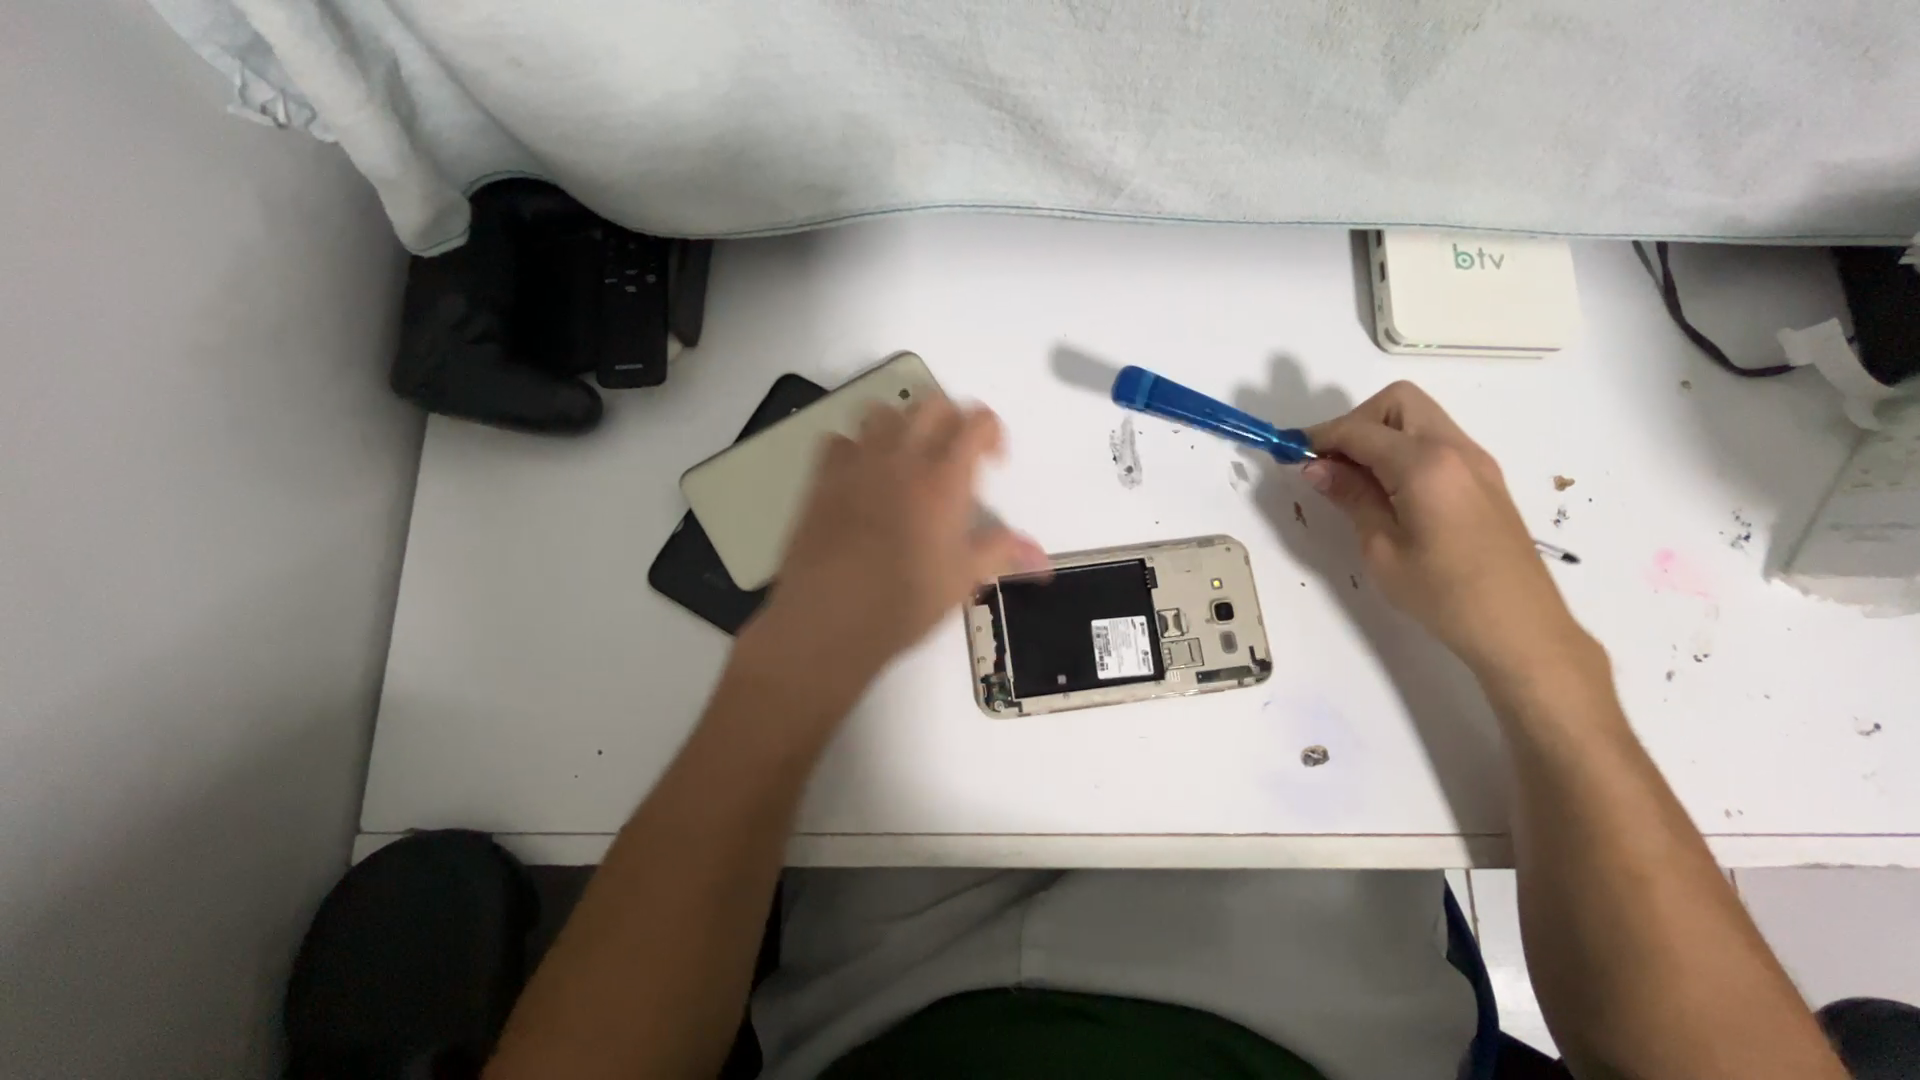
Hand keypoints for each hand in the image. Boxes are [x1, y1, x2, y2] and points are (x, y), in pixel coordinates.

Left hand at [740, 398, 1047, 690]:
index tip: (993, 462)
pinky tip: (863, 476)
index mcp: (944, 479)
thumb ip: (1000, 552)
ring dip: (903, 425)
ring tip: (908, 459)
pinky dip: (857, 446)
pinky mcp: (821, 478)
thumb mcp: (963, 579)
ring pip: (884, 411)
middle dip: (952, 420)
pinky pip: (840, 439)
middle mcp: (902, 458)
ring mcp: (857, 464)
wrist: (828, 620)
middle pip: (932, 404)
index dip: (992, 431)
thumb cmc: (905, 603)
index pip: (976, 421)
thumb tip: (1040, 556)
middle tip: (956, 456)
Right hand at [1304, 382, 1585, 677]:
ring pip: (1419, 418)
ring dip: (1380, 434)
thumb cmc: (1443, 594)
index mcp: (1425, 465)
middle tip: (1330, 464)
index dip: (1320, 438)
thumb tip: (1317, 467)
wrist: (1519, 627)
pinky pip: (1436, 441)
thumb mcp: (1381, 549)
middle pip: (1397, 403)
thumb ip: (1351, 497)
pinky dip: (1404, 449)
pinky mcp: (1484, 478)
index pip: (1360, 431)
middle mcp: (1455, 449)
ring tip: (1355, 479)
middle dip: (1356, 423)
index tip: (1289, 453)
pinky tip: (1387, 489)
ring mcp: (1475, 461)